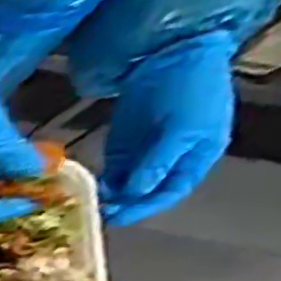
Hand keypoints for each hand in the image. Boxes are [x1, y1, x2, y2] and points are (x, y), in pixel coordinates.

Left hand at [101, 32, 236, 226]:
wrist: (169, 63)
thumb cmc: (191, 91)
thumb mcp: (184, 127)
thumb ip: (160, 161)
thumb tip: (137, 191)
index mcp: (197, 158)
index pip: (171, 192)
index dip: (148, 207)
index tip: (122, 217)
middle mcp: (169, 163)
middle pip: (144, 194)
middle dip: (122, 207)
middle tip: (97, 216)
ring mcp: (142, 158)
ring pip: (123, 188)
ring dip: (106, 199)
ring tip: (85, 207)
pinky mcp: (121, 151)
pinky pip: (109, 175)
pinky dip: (97, 186)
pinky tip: (83, 192)